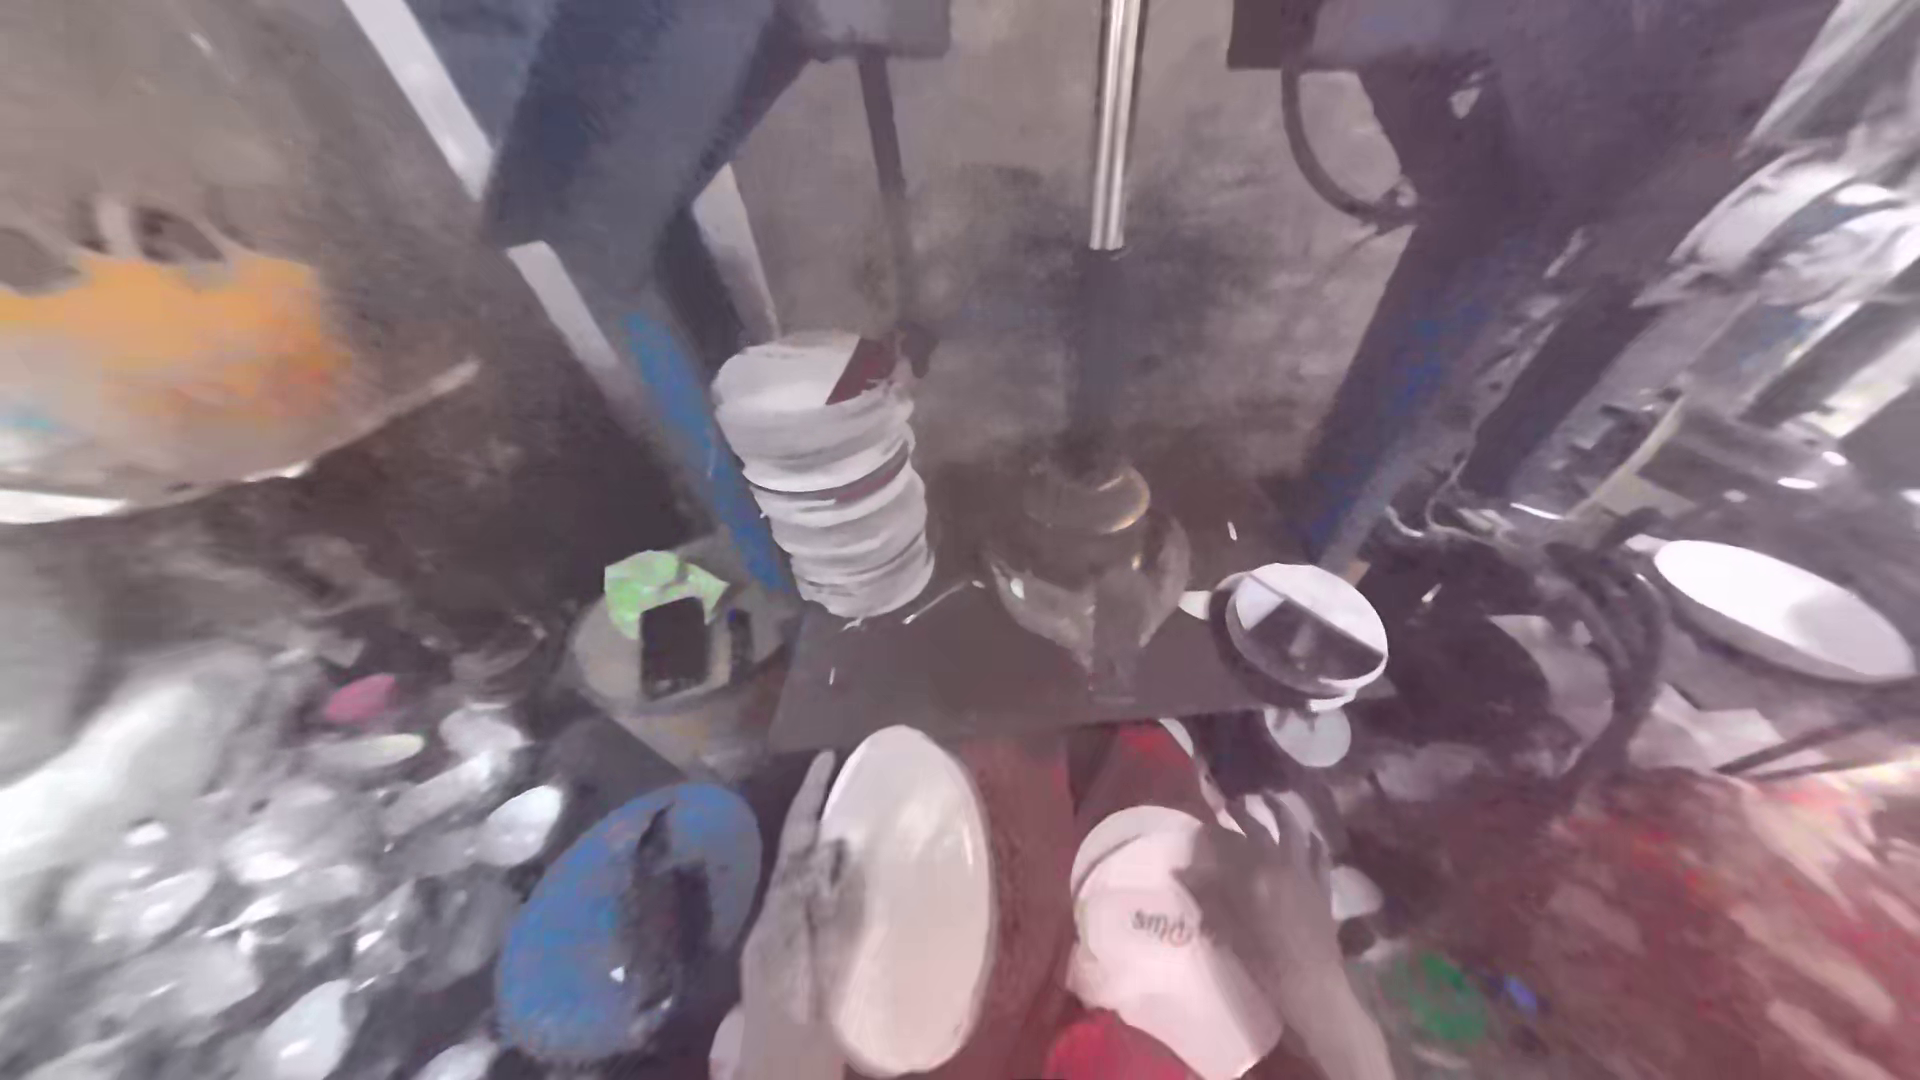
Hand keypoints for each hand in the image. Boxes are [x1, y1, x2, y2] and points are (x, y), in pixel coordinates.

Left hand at [738, 752, 853, 1079]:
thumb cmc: (800, 1040)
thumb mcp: (817, 975)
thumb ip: (828, 912)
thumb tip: (835, 848)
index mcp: (778, 917)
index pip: (795, 842)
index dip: (809, 798)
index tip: (826, 758)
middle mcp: (771, 919)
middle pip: (793, 852)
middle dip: (813, 811)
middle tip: (842, 780)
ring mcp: (774, 938)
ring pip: (798, 873)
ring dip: (818, 838)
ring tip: (848, 814)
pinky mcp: (785, 956)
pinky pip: (805, 897)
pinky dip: (823, 873)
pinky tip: (843, 875)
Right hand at [1181, 796, 1393, 1079]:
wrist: (1311, 986)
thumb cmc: (1263, 957)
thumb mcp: (1225, 924)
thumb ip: (1204, 892)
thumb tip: (1178, 870)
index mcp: (1255, 871)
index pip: (1231, 838)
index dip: (1217, 828)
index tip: (1205, 820)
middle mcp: (1281, 864)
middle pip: (1262, 828)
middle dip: (1246, 812)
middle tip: (1233, 803)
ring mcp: (1306, 874)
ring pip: (1296, 832)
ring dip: (1283, 813)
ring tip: (1272, 800)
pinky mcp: (1324, 889)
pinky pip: (1321, 856)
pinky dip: (1314, 841)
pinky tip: (1310, 834)